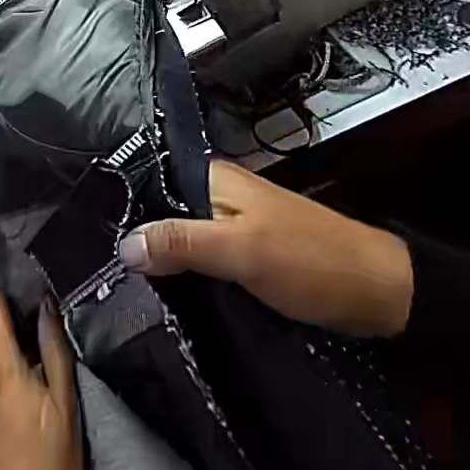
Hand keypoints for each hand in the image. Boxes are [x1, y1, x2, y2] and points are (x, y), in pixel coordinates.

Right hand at [120, 160, 413, 338]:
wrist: (377, 291)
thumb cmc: (309, 261)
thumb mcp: (240, 251)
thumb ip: (182, 242)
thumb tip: (124, 244)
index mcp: (213, 178)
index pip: (151, 178)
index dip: (123, 204)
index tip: (93, 234)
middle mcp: (217, 191)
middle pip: (163, 207)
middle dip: (138, 234)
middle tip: (103, 265)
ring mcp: (232, 220)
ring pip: (180, 232)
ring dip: (159, 254)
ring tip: (122, 278)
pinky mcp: (243, 247)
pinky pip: (200, 253)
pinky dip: (182, 267)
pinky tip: (163, 286)